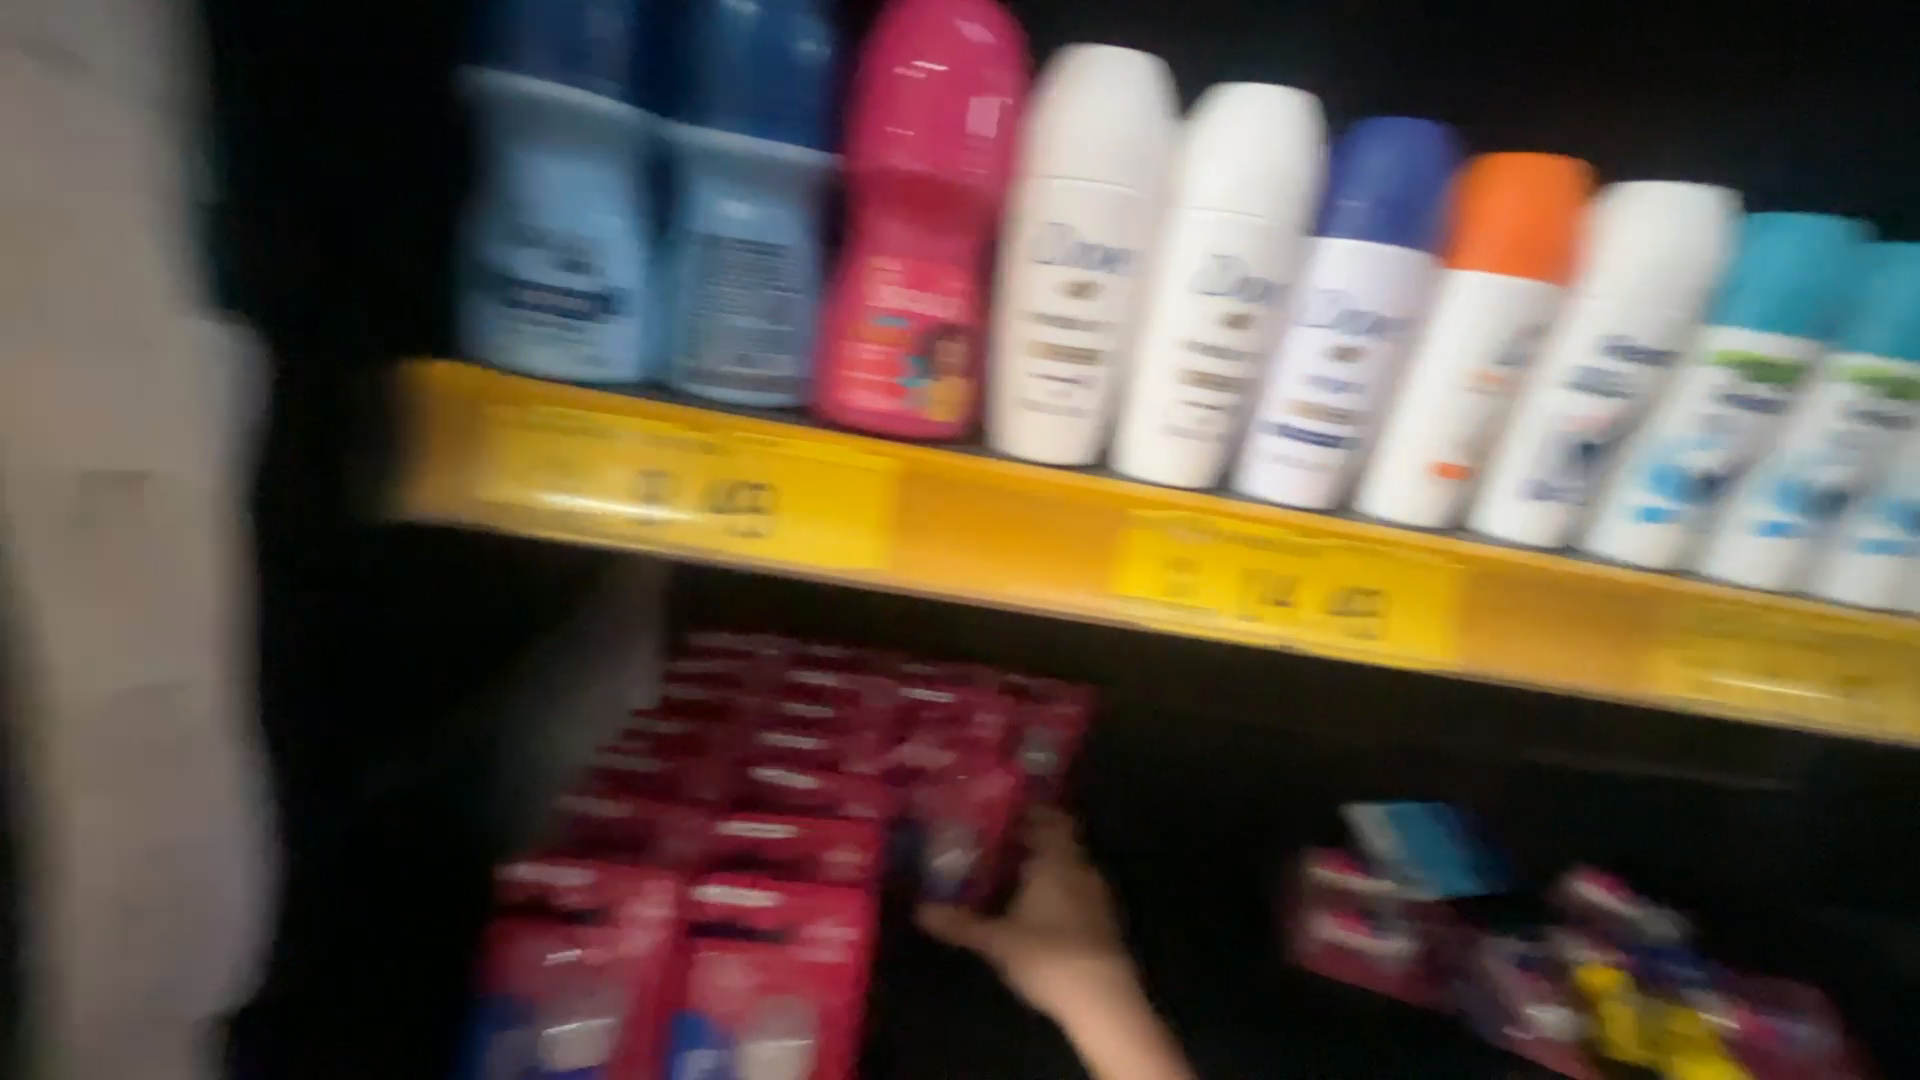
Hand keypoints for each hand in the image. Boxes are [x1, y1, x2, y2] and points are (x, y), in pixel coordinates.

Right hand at [914, 806, 1139, 1025]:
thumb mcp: (996, 940)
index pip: (1050, 816)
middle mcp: (1079, 866)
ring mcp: (1096, 893)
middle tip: (998, 839)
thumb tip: (920, 910)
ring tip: (1012, 871)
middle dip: (1032, 838)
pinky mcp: (1104, 920)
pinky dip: (1059, 888)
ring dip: (1045, 864)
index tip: (1004, 808)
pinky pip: (1077, 888)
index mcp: (1056, 858)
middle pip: (1058, 839)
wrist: (1103, 1000)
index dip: (1031, 809)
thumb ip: (960, 922)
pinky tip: (1038, 906)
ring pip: (1068, 864)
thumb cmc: (1048, 955)